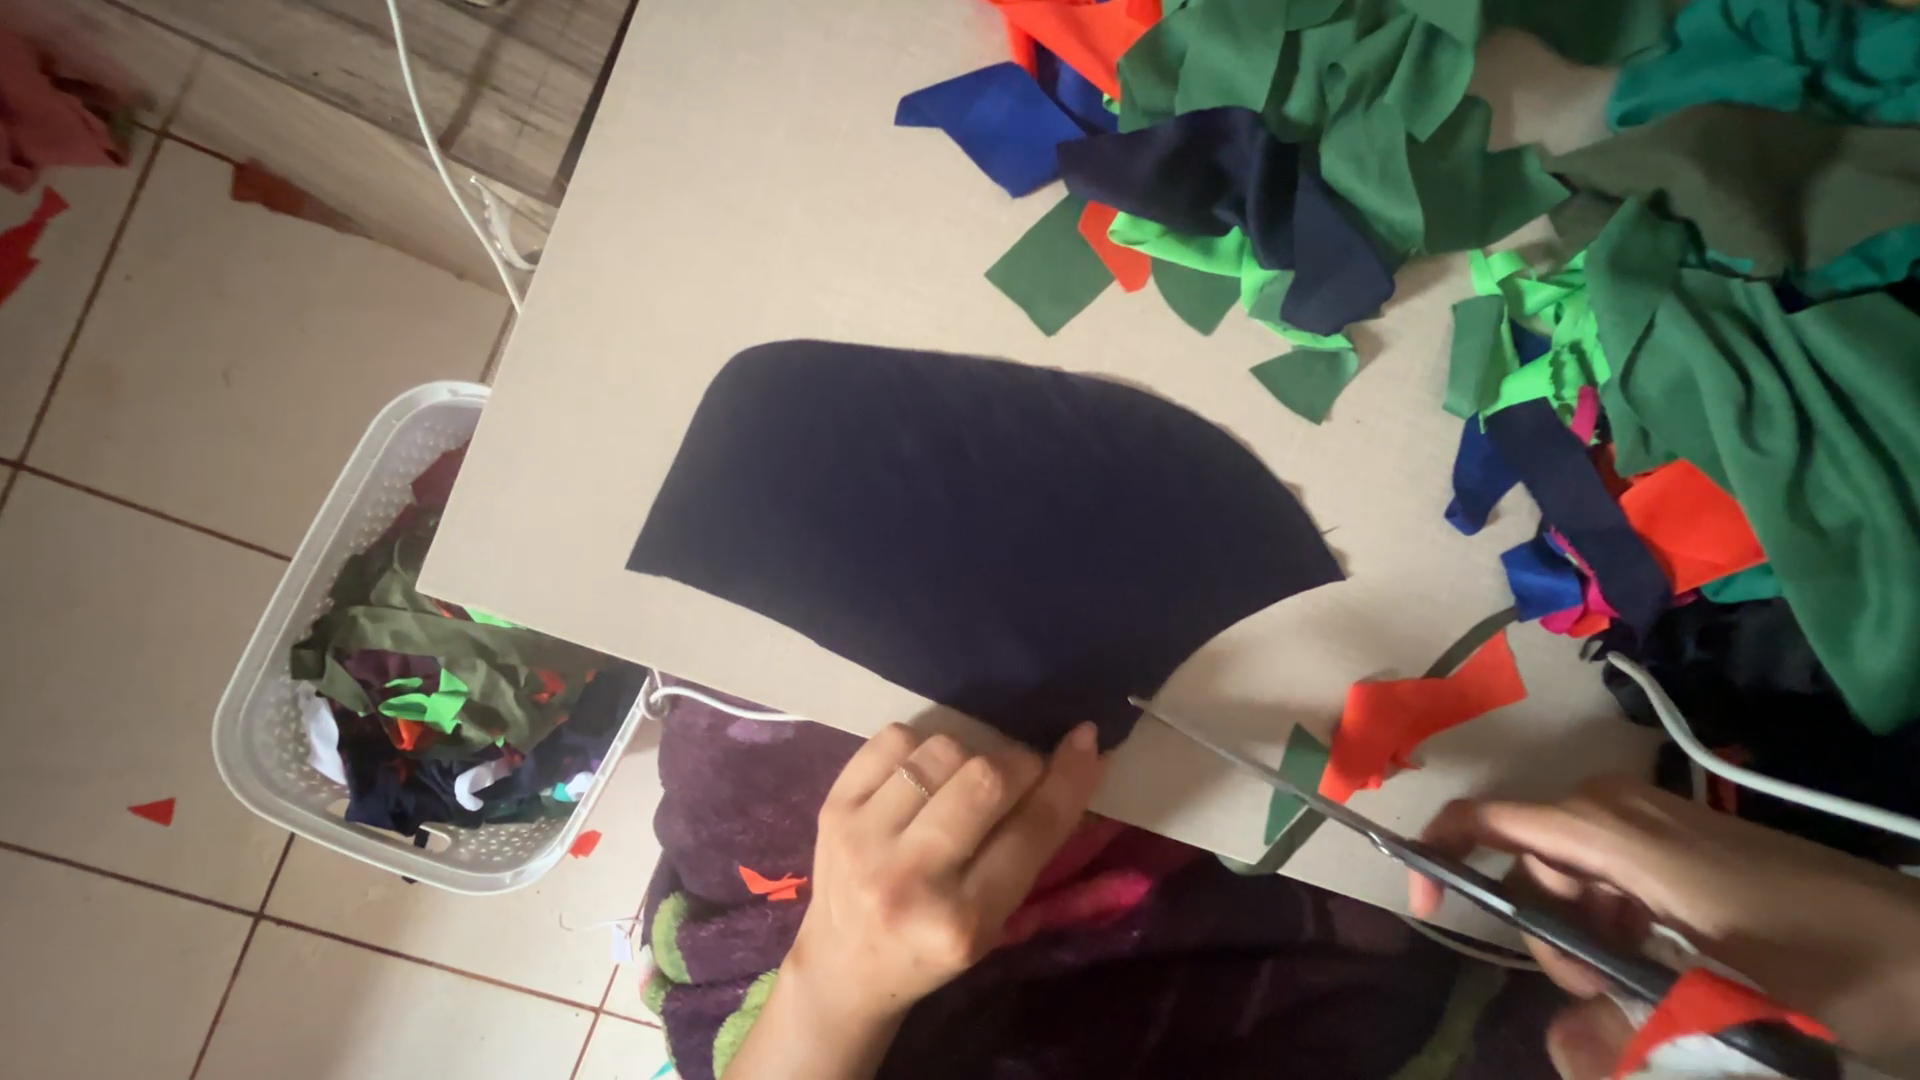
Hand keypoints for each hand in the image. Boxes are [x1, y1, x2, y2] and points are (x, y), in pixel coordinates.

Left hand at [725, 721, 1106, 1079]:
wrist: (843, 967)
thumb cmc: (931, 949)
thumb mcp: (993, 919)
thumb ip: (1032, 846)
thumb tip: (1079, 759)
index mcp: (962, 922)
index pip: (1031, 831)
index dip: (1068, 779)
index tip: (1086, 743)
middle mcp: (910, 879)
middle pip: (985, 779)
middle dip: (1018, 762)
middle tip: (1021, 771)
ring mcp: (863, 838)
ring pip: (941, 749)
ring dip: (969, 753)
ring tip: (966, 778)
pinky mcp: (833, 807)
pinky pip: (894, 738)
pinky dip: (920, 744)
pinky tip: (923, 773)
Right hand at [1410, 775, 1919, 1078]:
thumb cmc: (1838, 964)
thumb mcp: (1734, 1012)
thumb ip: (1634, 1031)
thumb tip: (1562, 1057)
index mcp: (1605, 826)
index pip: (1484, 821)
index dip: (1436, 857)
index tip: (1427, 913)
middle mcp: (1607, 804)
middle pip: (1525, 864)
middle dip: (1545, 932)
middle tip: (1601, 992)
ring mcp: (1640, 816)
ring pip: (1562, 873)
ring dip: (1581, 933)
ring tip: (1641, 983)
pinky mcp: (1667, 834)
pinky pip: (1601, 870)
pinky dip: (1610, 919)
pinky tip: (1660, 956)